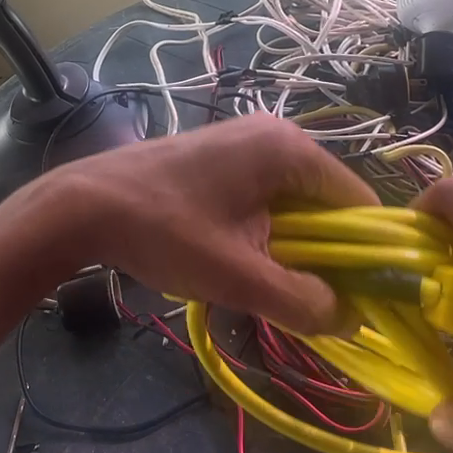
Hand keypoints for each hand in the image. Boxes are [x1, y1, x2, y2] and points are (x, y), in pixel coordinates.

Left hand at [27, 114, 375, 334]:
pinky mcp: (221, 156)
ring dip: (292, 245)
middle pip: (328, 201)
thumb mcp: (237, 275)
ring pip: (295, 202)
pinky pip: (266, 195)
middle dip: (325, 252)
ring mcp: (244, 141)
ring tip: (269, 282)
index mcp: (289, 149)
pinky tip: (241, 258)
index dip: (367, 252)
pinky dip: (266, 229)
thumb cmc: (165, 231)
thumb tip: (351, 318)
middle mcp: (274, 134)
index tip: (360, 299)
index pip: (360, 201)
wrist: (85, 205)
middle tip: (308, 298)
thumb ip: (301, 300)